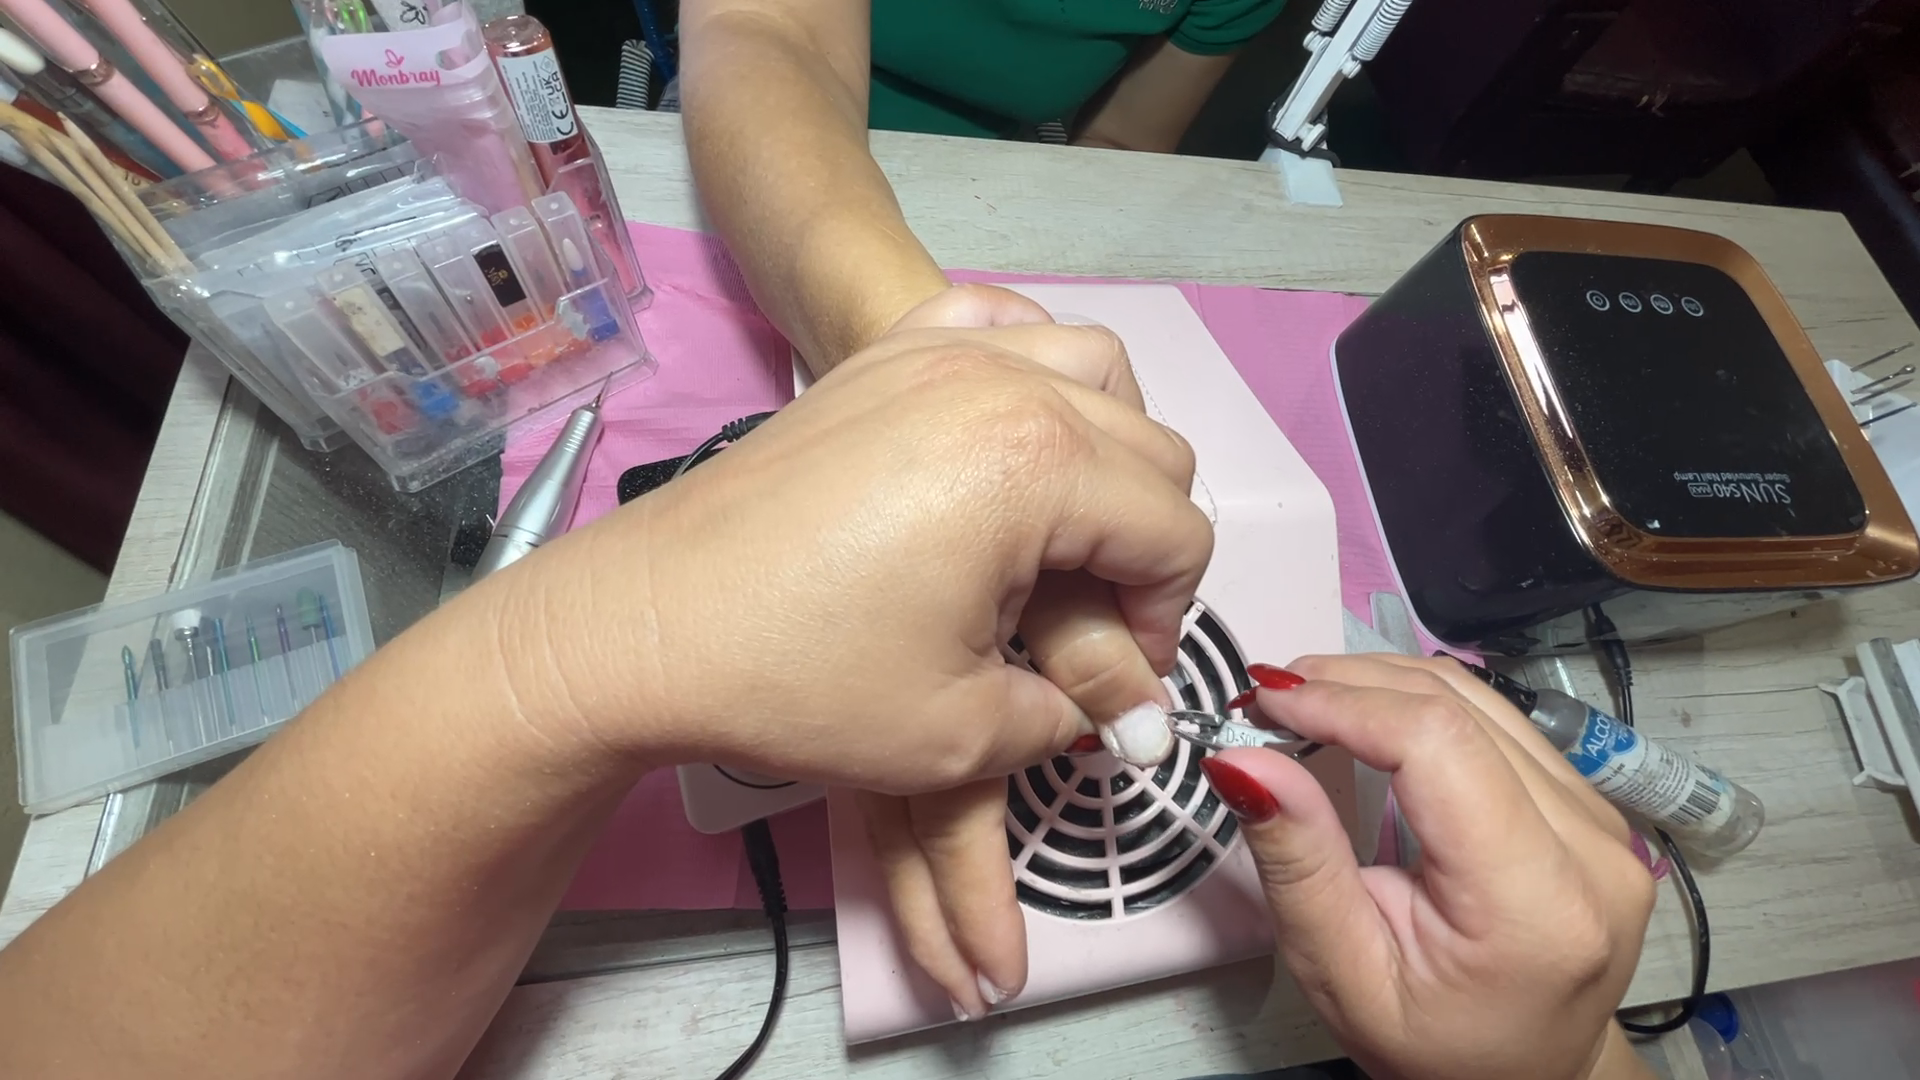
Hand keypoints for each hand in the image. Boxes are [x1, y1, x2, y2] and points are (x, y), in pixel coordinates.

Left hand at [861, 286, 1181, 1018]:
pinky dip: (1032, 367)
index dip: (1168, 616)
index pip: (1176, 530)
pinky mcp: (886, 354)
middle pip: (1151, 448)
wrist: (645, 626)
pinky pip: (1001, 320)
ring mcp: (938, 349)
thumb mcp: (959, 733)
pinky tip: (1007, 424)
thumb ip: (1070, 713)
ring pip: (1094, 366)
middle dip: (1145, 541)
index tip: (1122, 676)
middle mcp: (1004, 380)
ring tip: (1061, 519)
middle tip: (1093, 614)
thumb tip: (1126, 712)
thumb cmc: (800, 682)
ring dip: (1107, 448)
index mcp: (1037, 467)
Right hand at [1202, 655, 1654, 1079]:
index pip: (1436, 744)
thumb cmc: (1429, 1039)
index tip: (1261, 702)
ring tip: (1298, 700)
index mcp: (1533, 900)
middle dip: (1339, 684)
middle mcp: (1587, 843)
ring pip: (1466, 691)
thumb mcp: (1338, 969)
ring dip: (1367, 680)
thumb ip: (1296, 861)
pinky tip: (1353, 712)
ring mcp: (1594, 813)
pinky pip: (1482, 710)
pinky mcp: (1578, 796)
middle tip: (1262, 701)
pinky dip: (1401, 695)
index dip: (1338, 704)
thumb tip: (1240, 760)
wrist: (1524, 1073)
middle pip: (1450, 705)